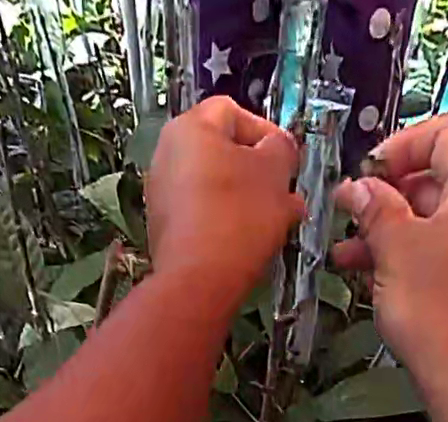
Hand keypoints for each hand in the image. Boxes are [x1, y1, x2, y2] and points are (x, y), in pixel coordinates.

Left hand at [146, 96, 303, 302]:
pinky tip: (249, 242)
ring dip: (247, 201)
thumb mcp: (275, 171)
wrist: (198, 282)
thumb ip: (281, 149)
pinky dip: (225, 223)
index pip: (232, 113)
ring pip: (214, 189)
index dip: (266, 133)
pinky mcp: (162, 234)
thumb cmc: (238, 214)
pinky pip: (201, 217)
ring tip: (275, 222)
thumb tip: (278, 149)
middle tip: (285, 193)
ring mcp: (160, 199)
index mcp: (187, 129)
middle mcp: (165, 159)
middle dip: (259, 173)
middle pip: (222, 154)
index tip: (287, 160)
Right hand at [331, 112, 447, 366]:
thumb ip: (375, 208)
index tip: (363, 177)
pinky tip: (366, 269)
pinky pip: (437, 242)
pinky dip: (403, 248)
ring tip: (345, 250)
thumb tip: (357, 187)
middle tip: (348, 213)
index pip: (446, 132)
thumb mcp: (395, 247)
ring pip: (432, 213)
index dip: (399, 147)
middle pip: (437, 173)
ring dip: (386, 225)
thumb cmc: (433, 302)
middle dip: (386, 192)